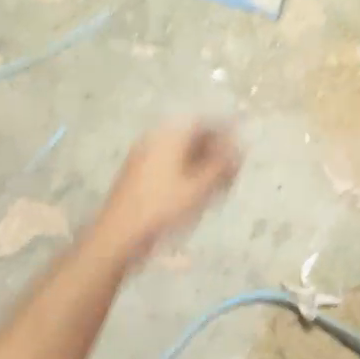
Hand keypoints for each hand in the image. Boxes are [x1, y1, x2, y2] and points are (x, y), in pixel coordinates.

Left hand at [93, 121, 241, 262]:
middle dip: (214, 154)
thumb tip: (239, 148)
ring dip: (201, 167)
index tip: (239, 153)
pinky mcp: (137, 175)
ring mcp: (143, 157)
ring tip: (216, 190)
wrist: (119, 235)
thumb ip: (222, 164)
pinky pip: (168, 167)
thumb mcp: (200, 187)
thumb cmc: (163, 208)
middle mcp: (154, 139)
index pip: (204, 123)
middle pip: (192, 138)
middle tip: (231, 175)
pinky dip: (185, 176)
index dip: (226, 135)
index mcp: (169, 135)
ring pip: (180, 155)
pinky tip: (194, 197)